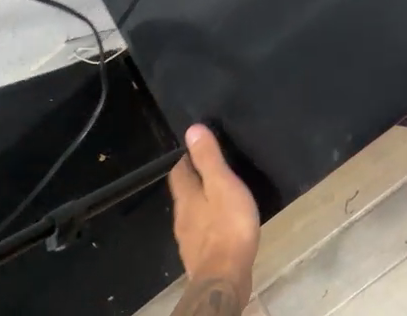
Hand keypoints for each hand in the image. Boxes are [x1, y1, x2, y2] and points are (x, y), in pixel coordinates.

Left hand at [167, 124, 260, 292]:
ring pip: (191, 212)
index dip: (187, 158)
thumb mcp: (222, 184)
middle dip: (195, 179)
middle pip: (184, 192)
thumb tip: (192, 130)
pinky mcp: (199, 255)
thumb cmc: (227, 224)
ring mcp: (188, 238)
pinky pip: (201, 230)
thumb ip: (208, 159)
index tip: (201, 148)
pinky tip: (222, 223)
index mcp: (186, 197)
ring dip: (202, 201)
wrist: (224, 276)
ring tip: (221, 194)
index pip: (179, 171)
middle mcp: (182, 217)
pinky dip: (209, 221)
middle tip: (214, 168)